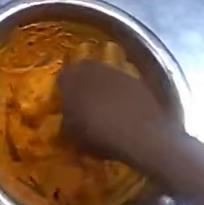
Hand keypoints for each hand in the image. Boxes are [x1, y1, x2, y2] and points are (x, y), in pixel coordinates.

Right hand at [58, 60, 184, 171]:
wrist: (141, 135)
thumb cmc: (99, 133)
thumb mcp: (73, 133)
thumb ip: (67, 120)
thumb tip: (67, 117)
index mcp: (71, 78)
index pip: (62, 77)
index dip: (64, 88)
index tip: (67, 100)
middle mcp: (92, 69)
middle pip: (84, 71)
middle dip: (84, 83)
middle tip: (86, 100)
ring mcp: (117, 74)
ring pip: (106, 77)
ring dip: (105, 88)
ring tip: (108, 107)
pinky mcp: (138, 82)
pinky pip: (125, 87)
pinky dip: (124, 96)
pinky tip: (127, 112)